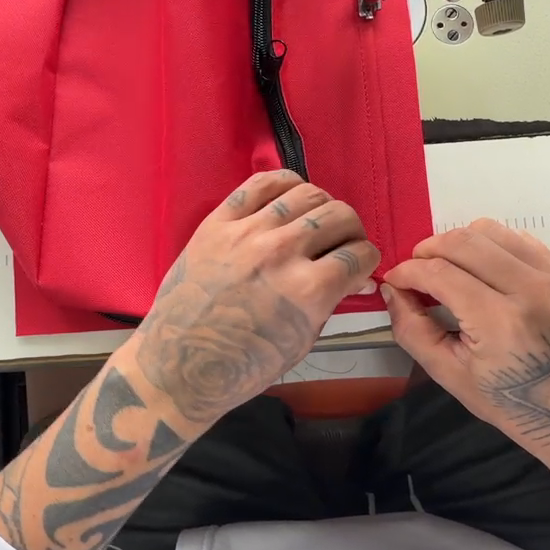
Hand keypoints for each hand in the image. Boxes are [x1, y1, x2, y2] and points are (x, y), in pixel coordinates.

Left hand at [132, 170, 380, 425]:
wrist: (182, 365)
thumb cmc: (244, 366)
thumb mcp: (300, 341)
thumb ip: (329, 302)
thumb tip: (354, 278)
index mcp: (308, 289)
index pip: (358, 254)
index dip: (367, 260)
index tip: (361, 263)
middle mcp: (282, 252)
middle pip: (338, 216)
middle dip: (352, 230)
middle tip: (344, 242)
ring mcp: (247, 233)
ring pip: (305, 193)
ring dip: (322, 206)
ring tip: (316, 221)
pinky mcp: (217, 222)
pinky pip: (259, 184)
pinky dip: (283, 184)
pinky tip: (289, 197)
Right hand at [382, 219, 549, 485]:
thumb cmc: (510, 403)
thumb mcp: (449, 375)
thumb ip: (412, 330)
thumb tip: (392, 289)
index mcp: (499, 323)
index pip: (439, 273)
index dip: (407, 271)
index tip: (394, 280)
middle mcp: (531, 290)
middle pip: (463, 242)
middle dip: (428, 250)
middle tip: (416, 271)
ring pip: (491, 231)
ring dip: (459, 243)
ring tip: (448, 268)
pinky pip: (519, 239)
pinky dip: (491, 246)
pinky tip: (482, 271)